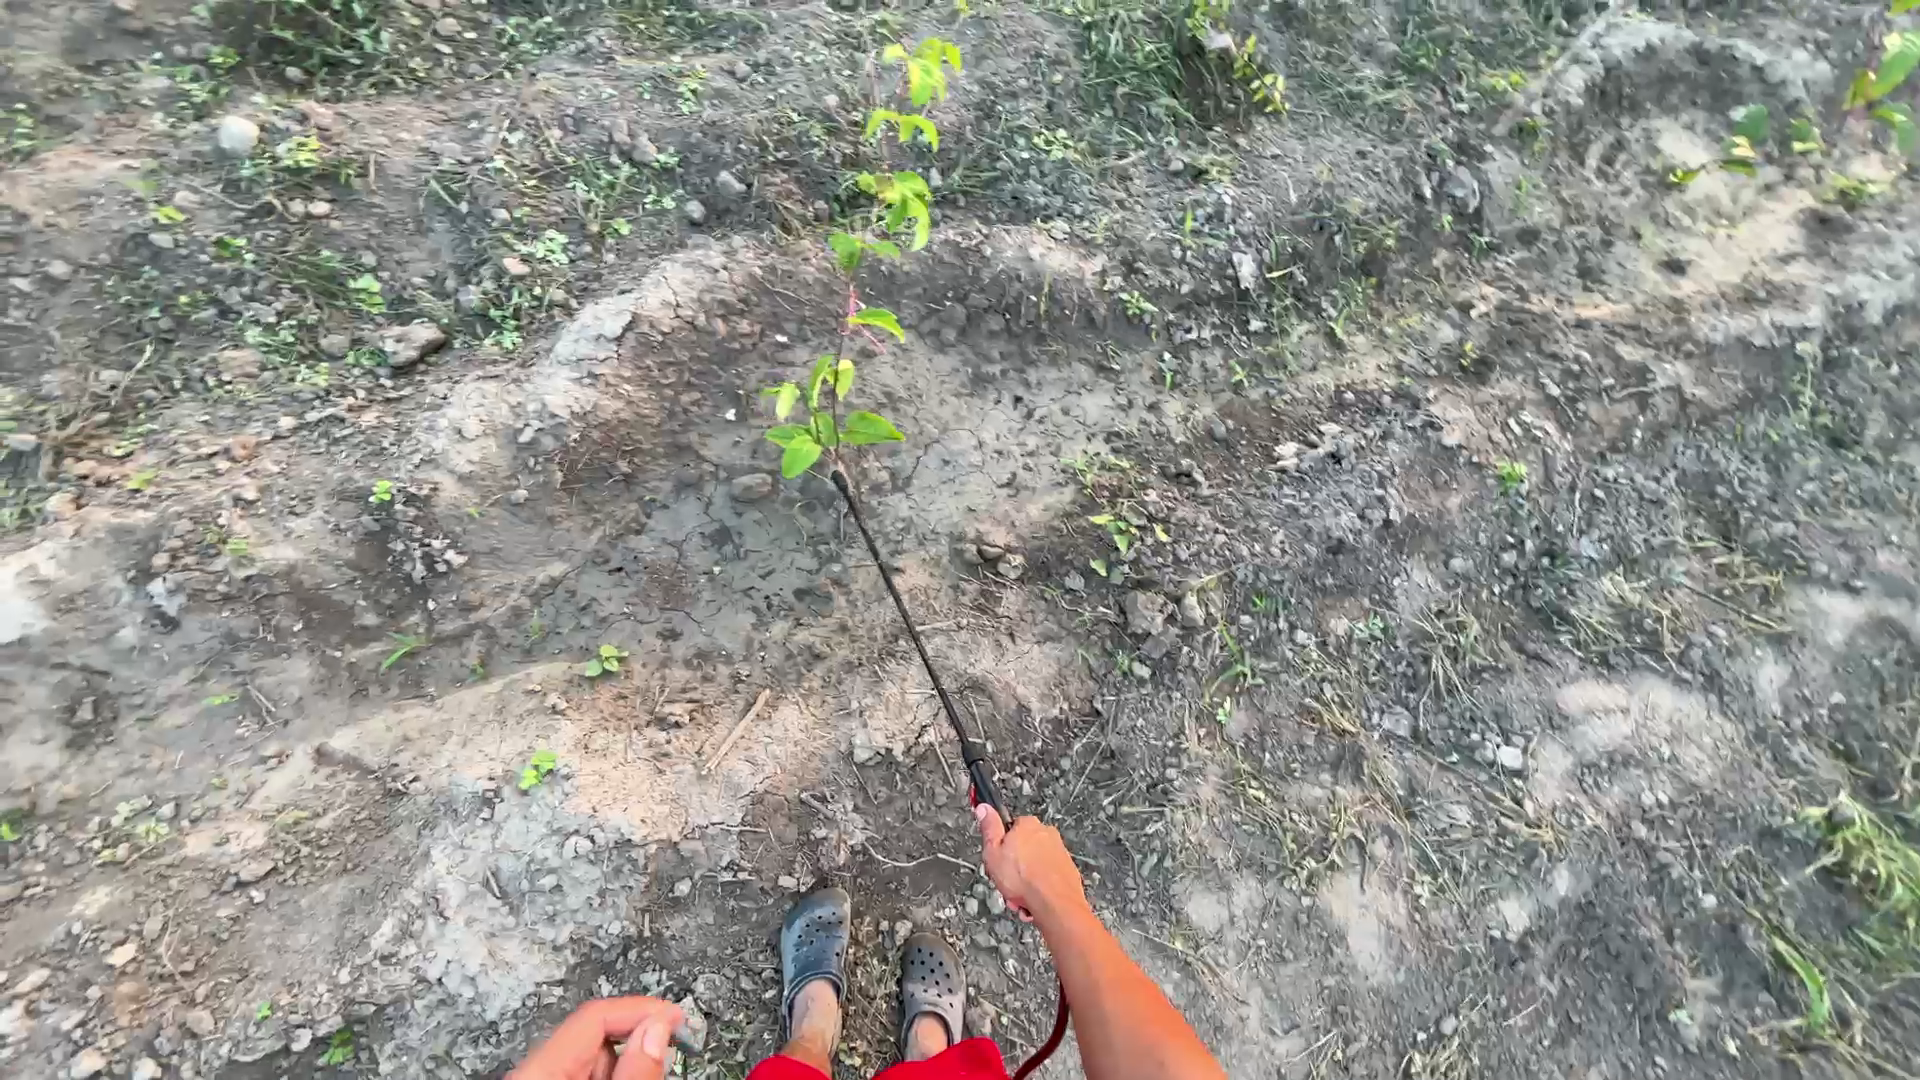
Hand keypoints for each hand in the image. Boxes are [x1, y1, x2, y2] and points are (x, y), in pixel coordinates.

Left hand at [507, 996, 683, 1079]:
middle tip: (664, 1055)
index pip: (596, 1014)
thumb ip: (631, 1071)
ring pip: (588, 1057)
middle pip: (593, 1035)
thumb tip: (658, 1027)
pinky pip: (579, 1074)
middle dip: (635, 1040)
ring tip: (643, 1074)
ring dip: (622, 1062)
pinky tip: (622, 1079)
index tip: (676, 1017)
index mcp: (536, 1070)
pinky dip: (608, 1075)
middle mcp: (530, 1072)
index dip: (642, 1009)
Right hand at [975, 806, 1087, 923]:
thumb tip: (984, 809)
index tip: (998, 859)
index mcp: (1027, 824)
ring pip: (1035, 865)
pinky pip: (1047, 877)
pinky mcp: (1067, 869)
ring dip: (1026, 880)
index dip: (1000, 848)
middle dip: (1014, 867)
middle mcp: (1046, 833)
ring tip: (1020, 895)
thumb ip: (989, 828)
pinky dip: (1040, 888)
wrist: (1055, 904)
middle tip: (1008, 881)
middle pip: (1023, 849)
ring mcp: (1059, 851)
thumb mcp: (993, 851)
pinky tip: (1033, 899)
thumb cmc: (1025, 880)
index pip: (1009, 828)